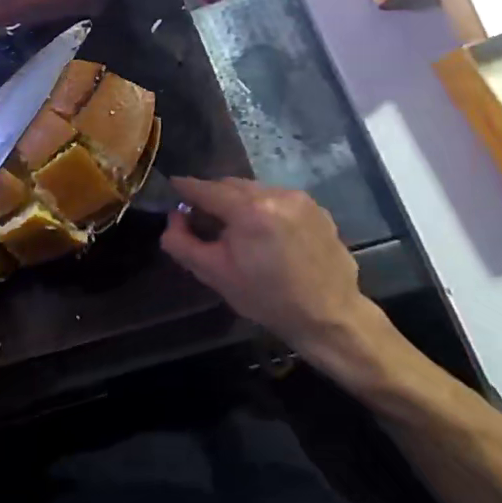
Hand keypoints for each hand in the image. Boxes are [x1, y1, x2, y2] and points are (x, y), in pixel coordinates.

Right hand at [159, 178, 369, 358]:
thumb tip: (175, 216)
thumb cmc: (265, 296)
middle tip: (201, 218)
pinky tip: (262, 233)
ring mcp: (301, 200)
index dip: (183, 188)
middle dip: (211, 196)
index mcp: (249, 209)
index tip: (171, 188)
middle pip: (229, 184)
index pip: (204, 188)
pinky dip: (262, 208)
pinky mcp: (318, 210)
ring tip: (234, 227)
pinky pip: (276, 199)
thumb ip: (180, 240)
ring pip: (253, 190)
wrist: (330, 317)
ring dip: (237, 201)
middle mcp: (276, 195)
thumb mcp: (211, 272)